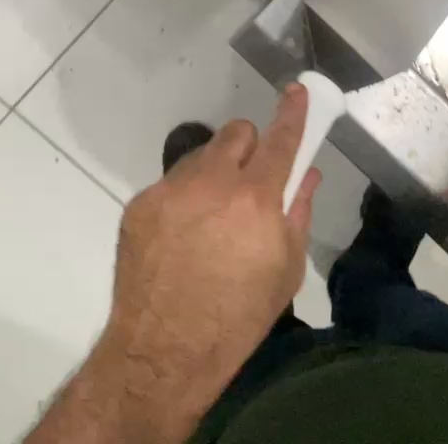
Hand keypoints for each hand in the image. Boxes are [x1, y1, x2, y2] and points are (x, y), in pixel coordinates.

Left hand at [94, 87, 321, 437]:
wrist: (162, 355)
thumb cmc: (238, 318)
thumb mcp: (286, 270)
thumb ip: (298, 212)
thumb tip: (306, 174)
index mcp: (255, 199)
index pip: (281, 139)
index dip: (293, 113)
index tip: (298, 91)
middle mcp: (212, 182)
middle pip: (237, 133)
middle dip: (249, 148)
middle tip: (250, 183)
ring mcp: (170, 190)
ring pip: (202, 156)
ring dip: (215, 173)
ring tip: (210, 221)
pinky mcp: (140, 204)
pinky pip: (172, 184)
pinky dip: (183, 200)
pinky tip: (180, 239)